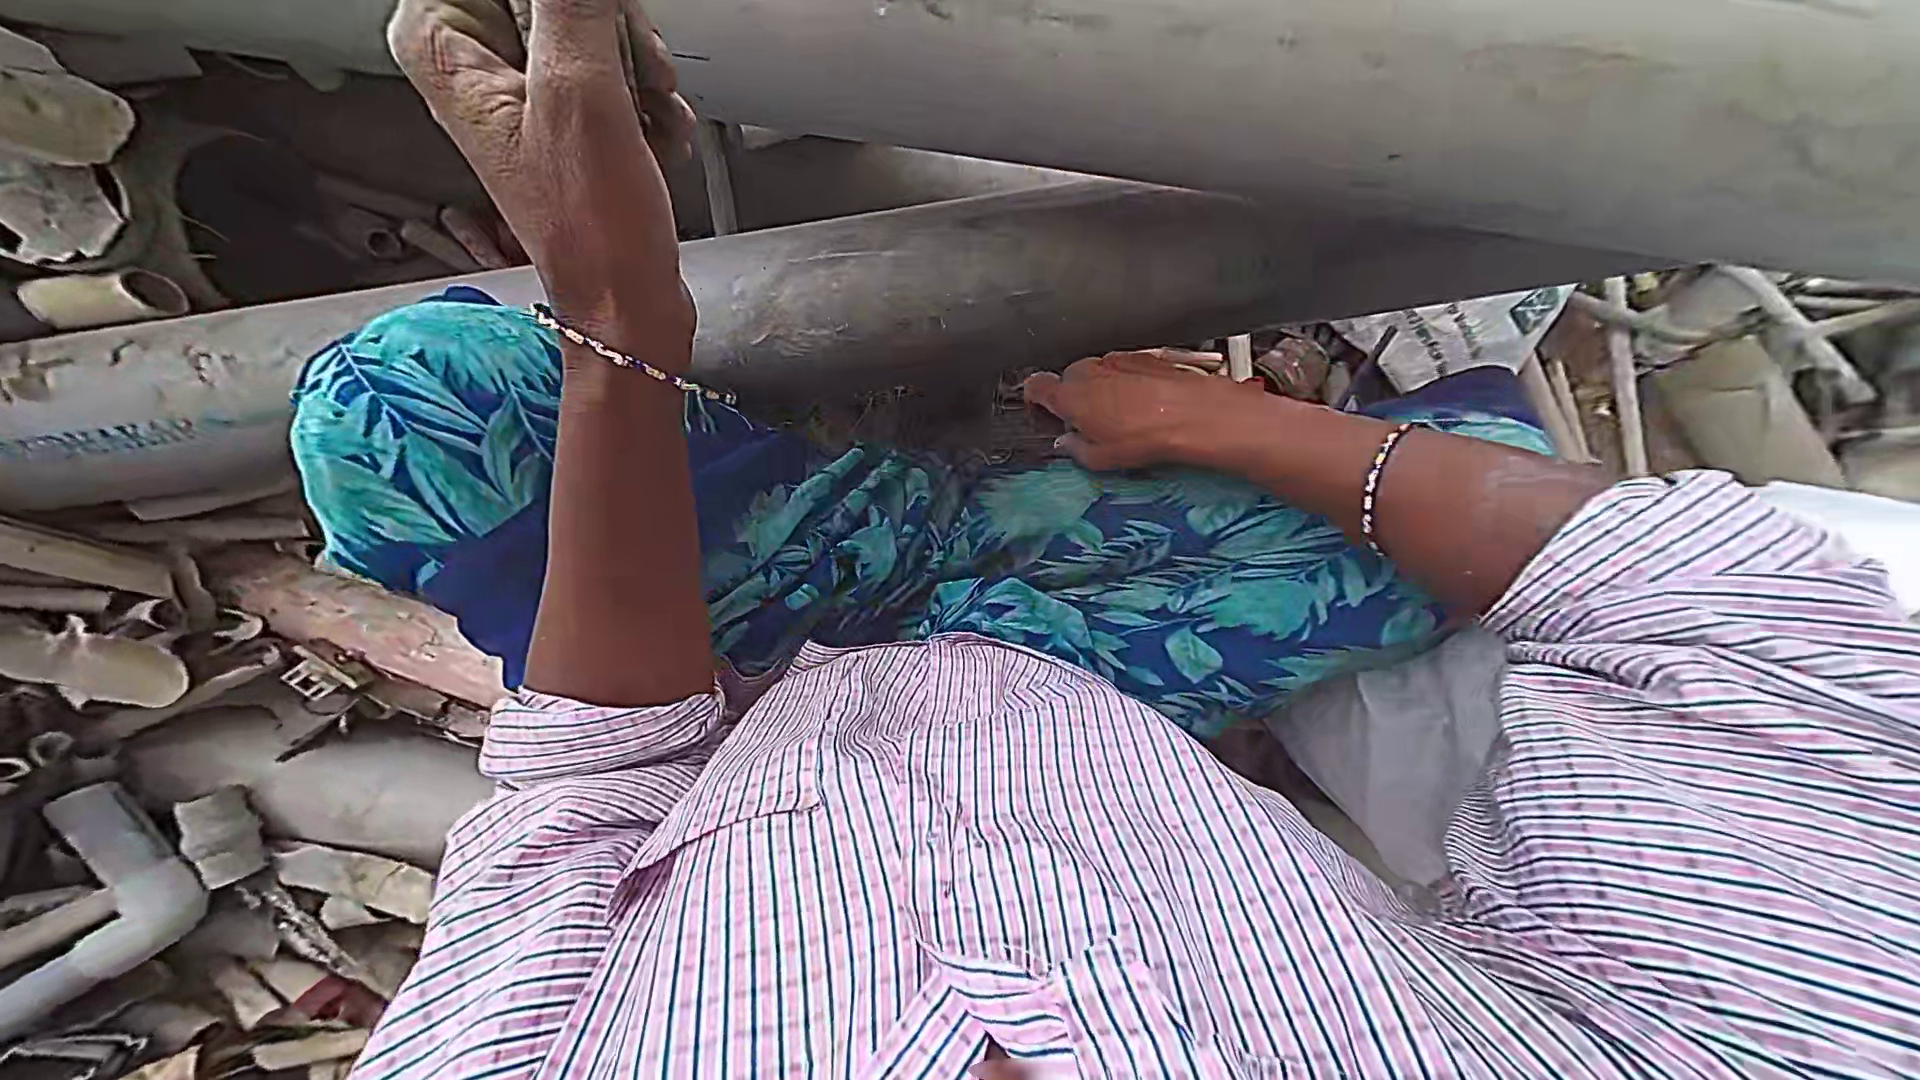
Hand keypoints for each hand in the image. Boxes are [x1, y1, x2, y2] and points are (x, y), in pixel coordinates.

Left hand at [388, 0, 697, 361]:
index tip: (607, 34)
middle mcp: (481, 71)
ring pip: (594, 38)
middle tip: (643, 75)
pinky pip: (617, 84)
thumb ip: (576, 6)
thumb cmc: (598, 232)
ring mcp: (533, 105)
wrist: (633, 304)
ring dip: (643, 75)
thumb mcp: (583, 98)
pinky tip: (660, 140)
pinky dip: (650, 107)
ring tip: (655, 118)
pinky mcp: (577, 133)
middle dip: (616, 35)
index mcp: (444, 47)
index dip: (572, 5)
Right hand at [1022, 349, 1277, 470]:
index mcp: (1069, 395)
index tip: (1042, 413)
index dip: (1035, 400)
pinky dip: (1123, 382)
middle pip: (1066, 379)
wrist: (1193, 413)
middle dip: (1072, 398)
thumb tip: (1067, 442)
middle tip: (1087, 423)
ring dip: (1098, 390)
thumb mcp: (1100, 459)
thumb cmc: (1144, 436)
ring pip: (1094, 373)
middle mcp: (1087, 371)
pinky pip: (1120, 368)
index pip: (1035, 386)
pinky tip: (1140, 403)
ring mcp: (1114, 359)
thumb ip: (1074, 449)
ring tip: (1119, 416)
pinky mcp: (1140, 355)